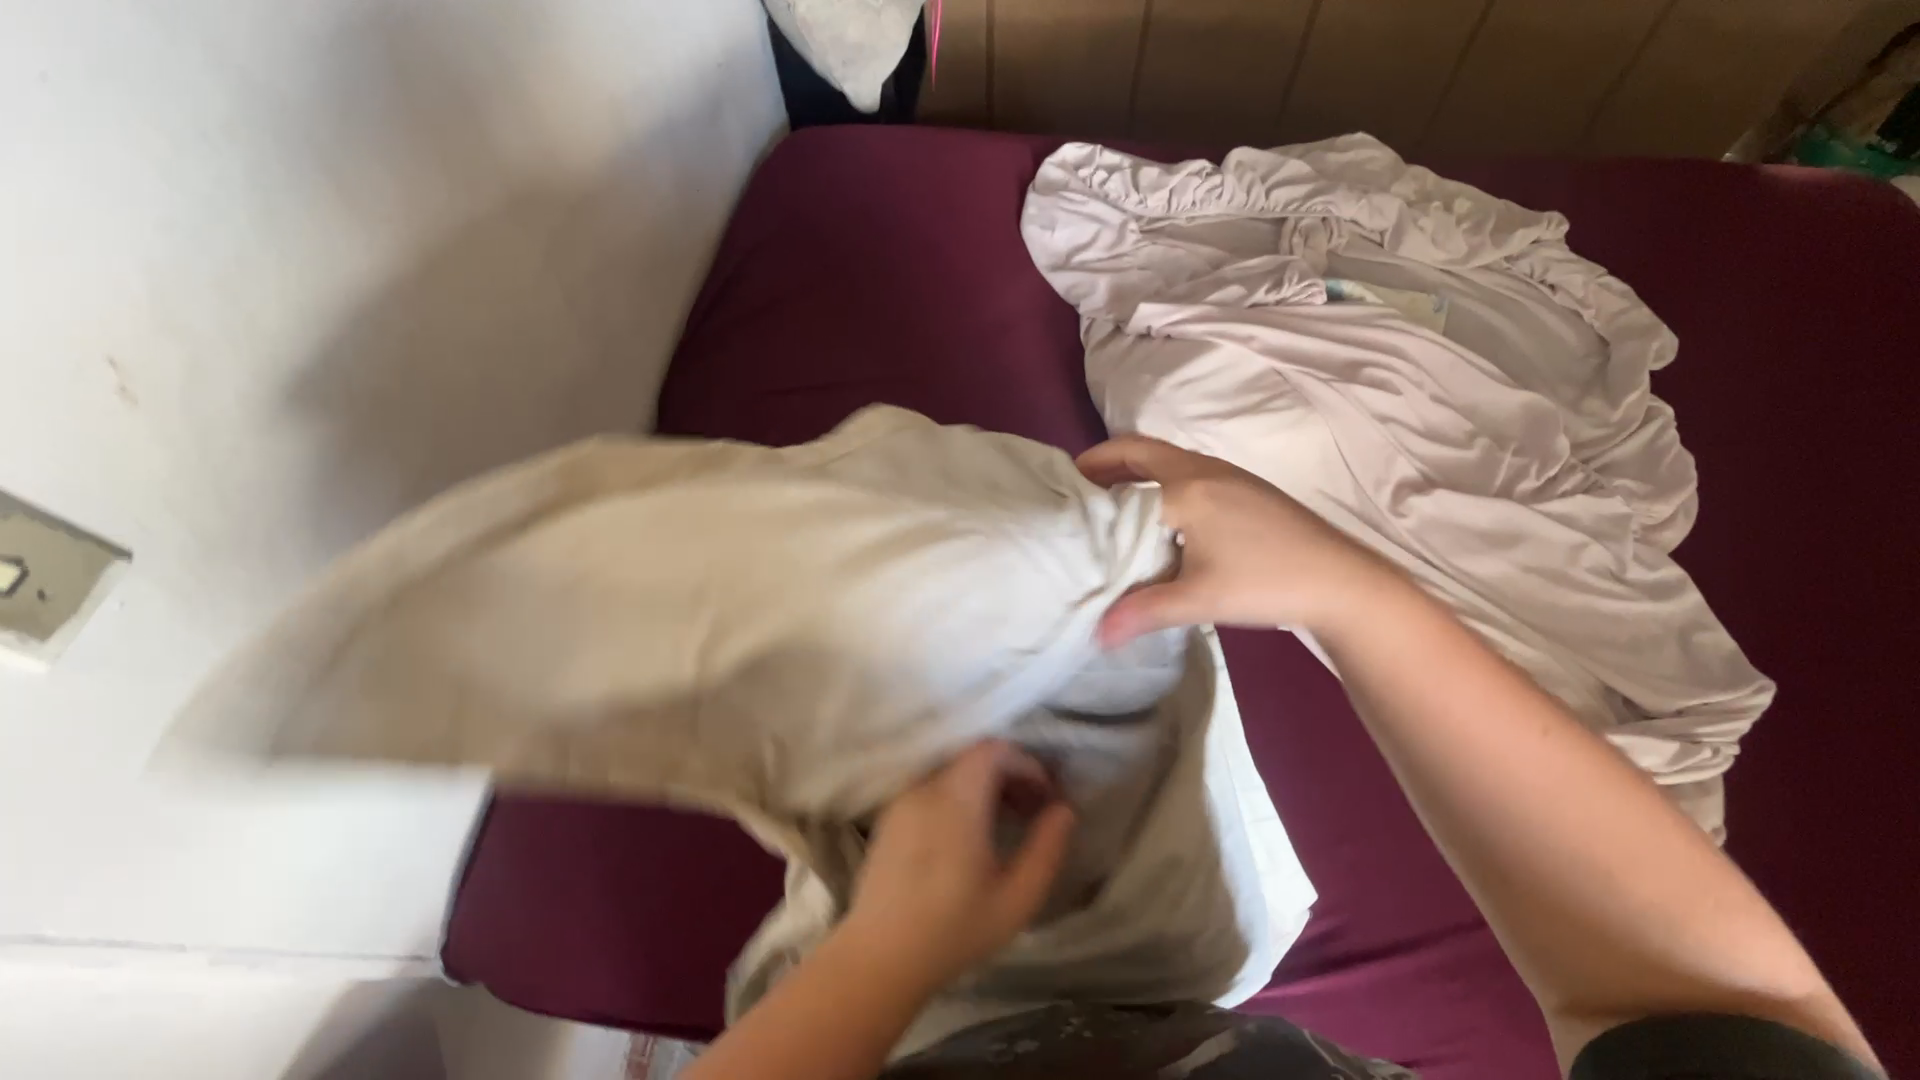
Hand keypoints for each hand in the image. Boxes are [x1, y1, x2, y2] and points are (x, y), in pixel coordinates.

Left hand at [839, 741, 1075, 993]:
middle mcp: (925, 788)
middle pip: (973, 757)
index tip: (1046, 796)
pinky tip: (968, 834)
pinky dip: (957, 795)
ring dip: (983, 784)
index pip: (993, 750)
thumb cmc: (954, 930)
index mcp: (957, 800)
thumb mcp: (1016, 899)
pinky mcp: (888, 817)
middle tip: (1032, 808)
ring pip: (951, 770)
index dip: (1026, 763)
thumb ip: (1046, 849)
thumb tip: (1064, 810)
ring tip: (1004, 821)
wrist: (879, 958)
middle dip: (1009, 773)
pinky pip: (930, 787)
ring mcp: (901, 800)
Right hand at [1077, 434, 1396, 646]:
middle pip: (1142, 450)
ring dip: (1135, 470)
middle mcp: (1203, 470)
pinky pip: (1187, 471)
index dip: (1088, 487)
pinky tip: (1161, 516)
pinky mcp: (1247, 488)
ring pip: (1167, 459)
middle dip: (1106, 462)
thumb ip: (1142, 611)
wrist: (1341, 581)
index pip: (1122, 480)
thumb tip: (1096, 635)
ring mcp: (1229, 475)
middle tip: (1078, 484)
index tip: (1060, 498)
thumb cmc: (1264, 583)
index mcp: (1186, 489)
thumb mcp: (1198, 600)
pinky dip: (1159, 480)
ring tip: (1109, 499)